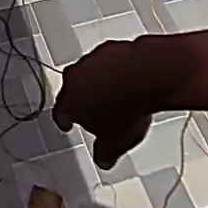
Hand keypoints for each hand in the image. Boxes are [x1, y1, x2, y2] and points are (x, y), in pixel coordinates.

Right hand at [52, 35, 198, 168]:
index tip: (67, 124)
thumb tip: (103, 160)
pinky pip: (110, 62)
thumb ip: (104, 153)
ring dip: (100, 83)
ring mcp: (93, 59)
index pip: (60, 114)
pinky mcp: (112, 48)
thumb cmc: (127, 108)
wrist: (148, 75)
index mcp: (69, 101)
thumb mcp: (115, 143)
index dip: (64, 121)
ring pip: (91, 73)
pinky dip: (116, 70)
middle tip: (94, 111)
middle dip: (82, 100)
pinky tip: (130, 81)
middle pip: (73, 90)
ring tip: (116, 96)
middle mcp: (76, 77)